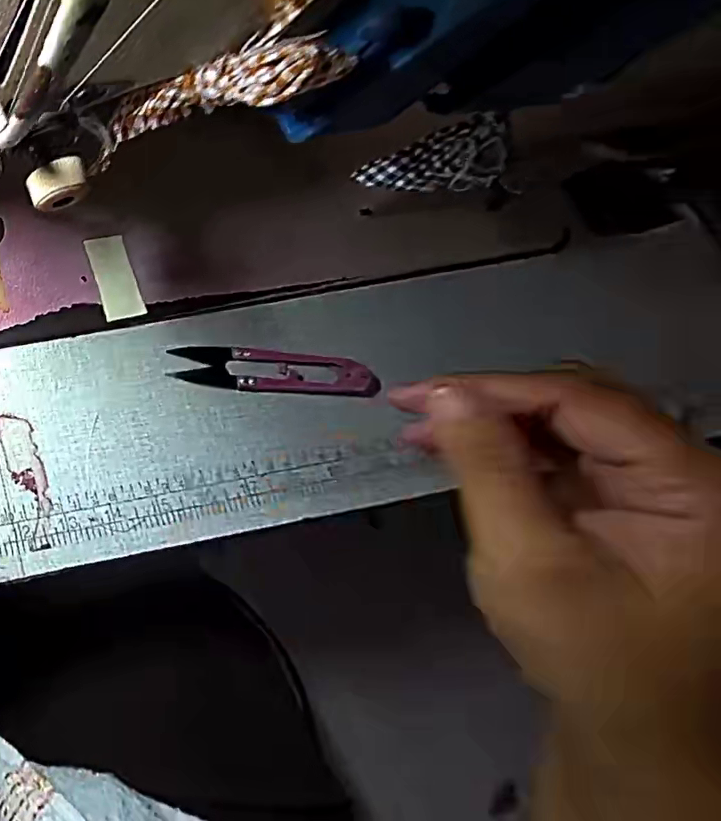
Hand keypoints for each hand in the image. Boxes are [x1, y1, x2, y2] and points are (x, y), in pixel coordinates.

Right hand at [390, 371, 720, 757]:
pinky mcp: (631, 507)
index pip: (585, 402)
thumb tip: (446, 395)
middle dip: (491, 399)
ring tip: (423, 431)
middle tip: (415, 408)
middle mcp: (691, 481)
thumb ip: (486, 466)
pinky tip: (458, 452)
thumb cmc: (586, 644)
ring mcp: (663, 494)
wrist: (632, 720)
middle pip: (583, 404)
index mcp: (694, 491)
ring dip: (492, 421)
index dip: (494, 389)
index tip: (415, 396)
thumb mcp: (526, 553)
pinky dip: (505, 446)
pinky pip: (565, 453)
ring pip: (569, 424)